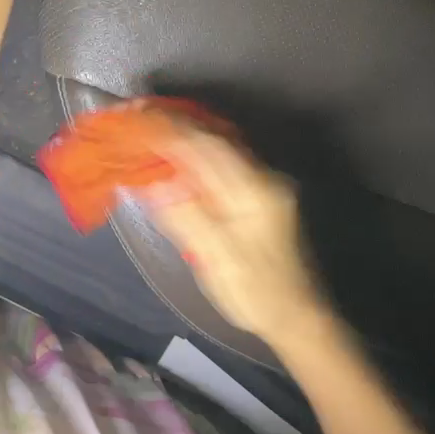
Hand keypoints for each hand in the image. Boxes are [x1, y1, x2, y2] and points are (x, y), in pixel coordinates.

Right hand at [149, 130, 331, 338]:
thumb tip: (150, 183)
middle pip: (212, 139)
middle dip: (172, 124)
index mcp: (252, 190)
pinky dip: (195, 151)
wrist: (300, 319)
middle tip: (136, 114)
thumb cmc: (256, 293)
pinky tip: (176, 152)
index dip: (167, 129)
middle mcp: (262, 177)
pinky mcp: (260, 195)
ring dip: (183, 134)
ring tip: (149, 125)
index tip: (134, 119)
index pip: (204, 146)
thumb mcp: (216, 258)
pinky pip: (222, 160)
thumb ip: (185, 216)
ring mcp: (264, 184)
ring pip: (217, 147)